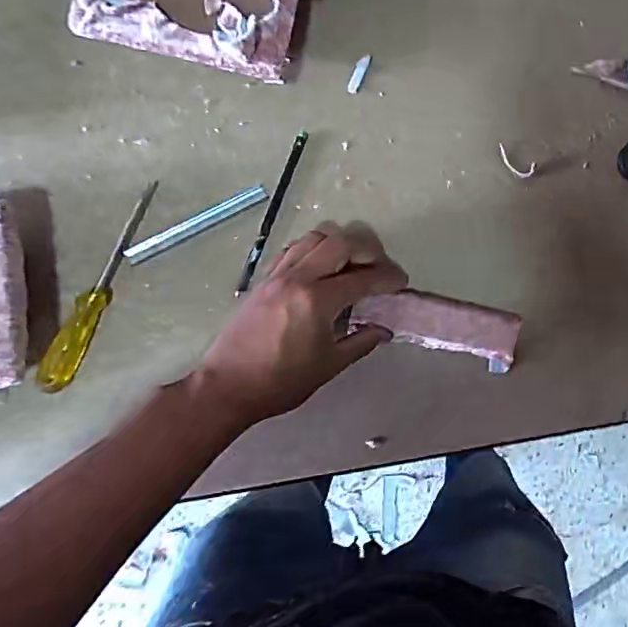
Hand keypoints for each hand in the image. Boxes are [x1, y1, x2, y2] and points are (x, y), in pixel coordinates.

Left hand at [191, 222, 407, 425]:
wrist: (226, 387)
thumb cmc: (282, 381)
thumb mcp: (331, 364)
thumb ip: (362, 341)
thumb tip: (383, 330)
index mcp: (316, 300)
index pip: (364, 278)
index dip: (388, 278)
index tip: (401, 283)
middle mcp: (297, 279)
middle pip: (340, 242)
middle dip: (368, 250)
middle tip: (380, 268)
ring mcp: (276, 276)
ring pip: (315, 238)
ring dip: (340, 245)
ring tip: (353, 264)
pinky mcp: (263, 280)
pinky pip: (294, 250)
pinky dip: (315, 251)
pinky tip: (323, 270)